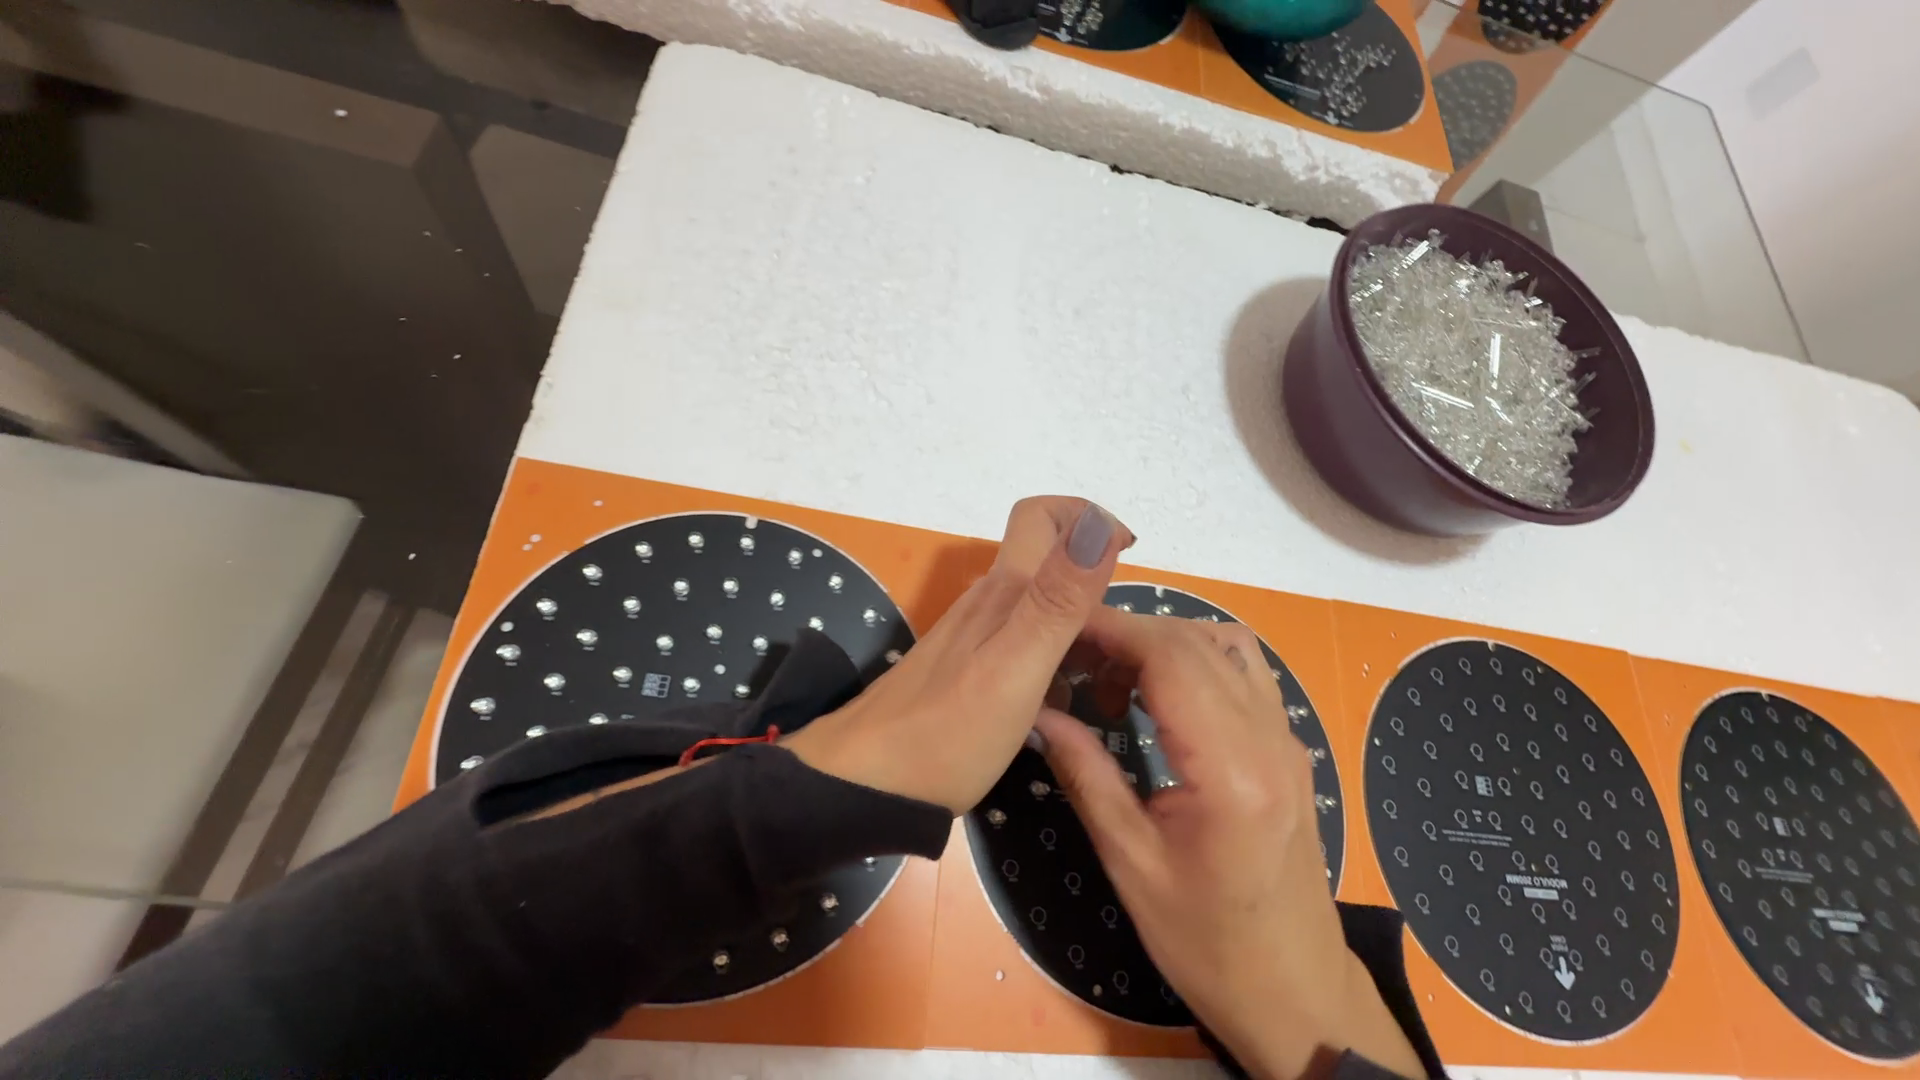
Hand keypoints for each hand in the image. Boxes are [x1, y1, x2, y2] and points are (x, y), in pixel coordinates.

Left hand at [784, 498, 1132, 814]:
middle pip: (1049, 563)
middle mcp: (988, 602)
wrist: (865, 783)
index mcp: (1005, 591)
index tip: (1131, 551)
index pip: (1043, 516)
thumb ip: (1058, 599)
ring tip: (1104, 685)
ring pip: (1038, 607)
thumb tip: (1096, 524)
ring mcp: (973, 636)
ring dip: (1079, 629)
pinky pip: (1023, 644)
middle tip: (1128, 650)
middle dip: (1095, 587)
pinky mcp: (965, 668)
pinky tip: (1059, 704)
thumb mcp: (1017, 668)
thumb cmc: (947, 732)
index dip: (1087, 515)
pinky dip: (1054, 660)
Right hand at [1034, 611, 1422, 1079]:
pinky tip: (1159, 694)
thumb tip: (1037, 712)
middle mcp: (1270, 738)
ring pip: (1225, 647)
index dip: (1112, 629)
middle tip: (1072, 656)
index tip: (1061, 629)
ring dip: (1163, 642)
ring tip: (1113, 676)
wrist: (1294, 991)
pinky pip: (1245, 673)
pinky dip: (1196, 661)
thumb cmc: (1205, 941)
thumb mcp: (1130, 862)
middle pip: (1195, 642)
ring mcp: (1288, 739)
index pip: (1170, 657)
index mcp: (1231, 769)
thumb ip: (1085, 775)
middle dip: (1127, 632)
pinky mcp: (1289, 748)